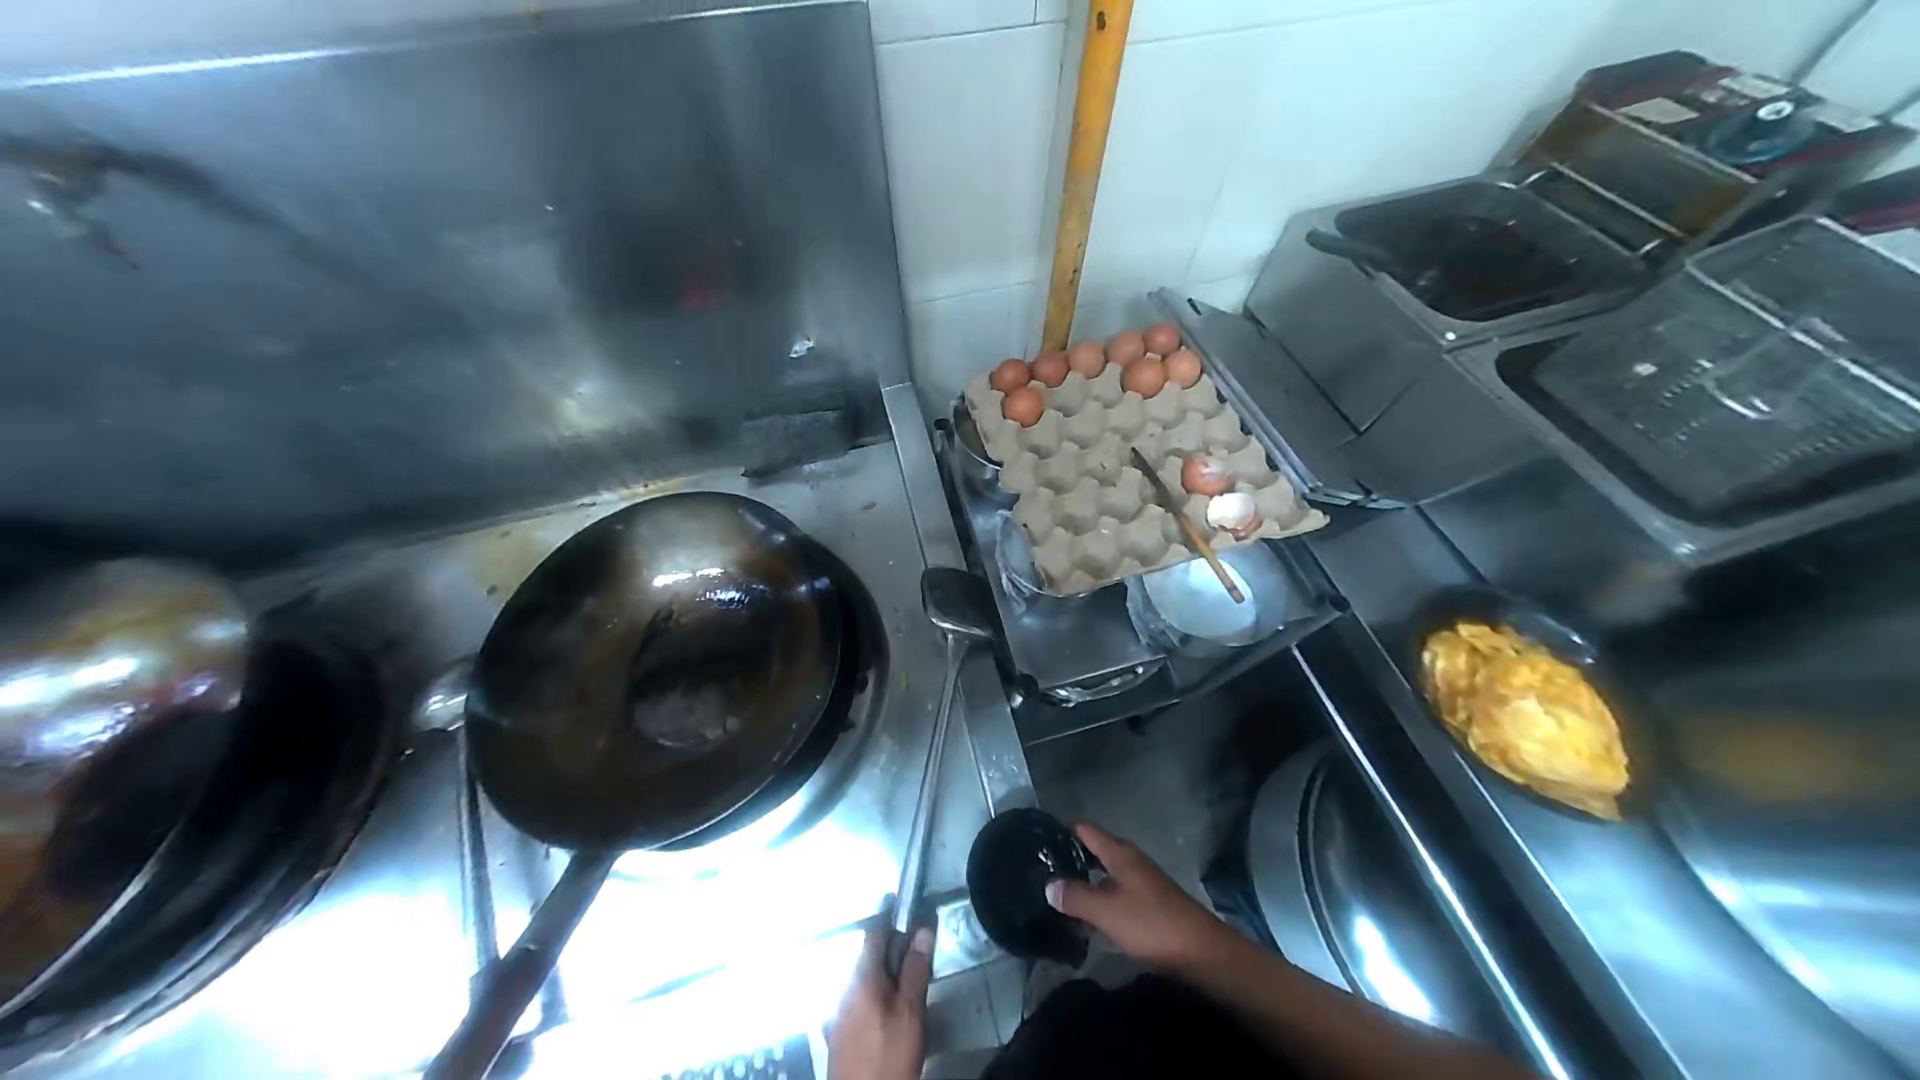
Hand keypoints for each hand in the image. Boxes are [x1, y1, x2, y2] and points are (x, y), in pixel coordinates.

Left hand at [827, 917, 934, 1079]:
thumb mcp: (910, 1012)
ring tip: (905, 977)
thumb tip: (922, 930)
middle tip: (912, 944)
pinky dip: (874, 992)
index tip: (897, 899)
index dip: (887, 915)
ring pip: (862, 978)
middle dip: (889, 946)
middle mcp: (844, 989)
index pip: (873, 933)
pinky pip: (857, 999)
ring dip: (882, 971)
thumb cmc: (889, 1056)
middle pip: (867, 956)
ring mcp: (838, 1013)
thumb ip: (915, 970)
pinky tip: (888, 1007)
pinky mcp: (838, 1034)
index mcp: (861, 978)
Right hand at [1045, 823, 1240, 971]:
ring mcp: (1143, 880)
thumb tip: (1049, 885)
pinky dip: (1101, 895)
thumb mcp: (1106, 911)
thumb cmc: (1151, 924)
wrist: (1203, 953)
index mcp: (1120, 853)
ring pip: (1107, 871)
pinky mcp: (1151, 902)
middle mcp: (1131, 860)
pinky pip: (1117, 889)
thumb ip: (1076, 897)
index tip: (1040, 840)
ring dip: (1086, 878)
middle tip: (1044, 868)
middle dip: (1072, 856)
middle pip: (1096, 848)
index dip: (1063, 831)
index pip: (1085, 829)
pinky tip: (1090, 912)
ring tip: (1060, 891)